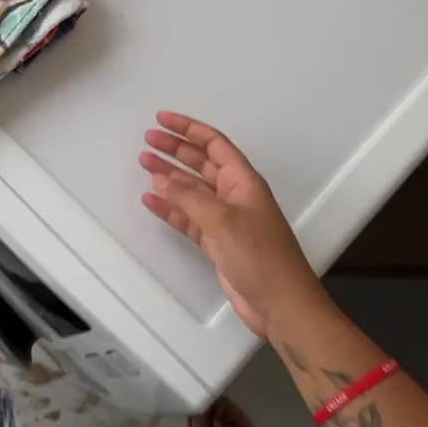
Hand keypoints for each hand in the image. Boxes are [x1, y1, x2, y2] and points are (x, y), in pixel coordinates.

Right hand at [139, 111, 326, 337]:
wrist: (283, 307)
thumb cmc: (260, 256)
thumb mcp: (222, 220)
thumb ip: (188, 197)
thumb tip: (160, 178)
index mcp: (243, 182)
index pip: (214, 144)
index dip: (188, 128)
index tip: (161, 119)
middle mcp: (234, 195)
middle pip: (200, 163)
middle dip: (175, 149)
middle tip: (147, 140)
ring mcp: (226, 219)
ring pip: (191, 189)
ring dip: (169, 176)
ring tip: (143, 163)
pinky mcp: (217, 241)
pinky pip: (188, 216)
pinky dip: (169, 207)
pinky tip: (151, 200)